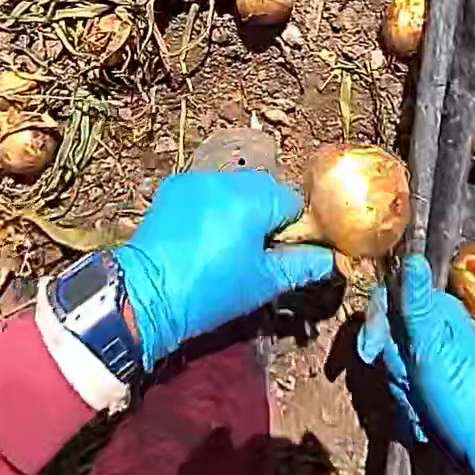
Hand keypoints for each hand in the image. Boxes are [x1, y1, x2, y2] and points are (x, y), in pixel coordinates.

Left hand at [115, 170, 335, 368]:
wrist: (143, 296)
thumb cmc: (211, 290)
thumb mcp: (262, 282)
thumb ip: (301, 265)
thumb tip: (332, 260)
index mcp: (256, 198)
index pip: (292, 202)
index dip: (291, 230)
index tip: (277, 255)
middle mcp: (230, 178)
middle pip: (264, 192)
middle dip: (264, 217)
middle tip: (251, 254)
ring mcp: (200, 178)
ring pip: (235, 189)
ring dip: (237, 210)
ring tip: (223, 246)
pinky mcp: (176, 185)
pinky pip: (207, 190)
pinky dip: (211, 207)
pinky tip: (200, 235)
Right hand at [357, 255, 474, 474]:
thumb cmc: (465, 397)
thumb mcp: (434, 347)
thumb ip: (416, 303)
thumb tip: (412, 255)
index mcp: (439, 310)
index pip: (389, 297)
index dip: (374, 324)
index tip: (369, 352)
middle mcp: (436, 329)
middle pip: (387, 333)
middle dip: (392, 365)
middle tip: (410, 384)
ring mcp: (433, 359)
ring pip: (392, 365)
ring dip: (400, 391)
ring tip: (420, 407)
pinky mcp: (431, 387)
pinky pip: (402, 390)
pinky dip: (407, 408)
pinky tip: (422, 420)